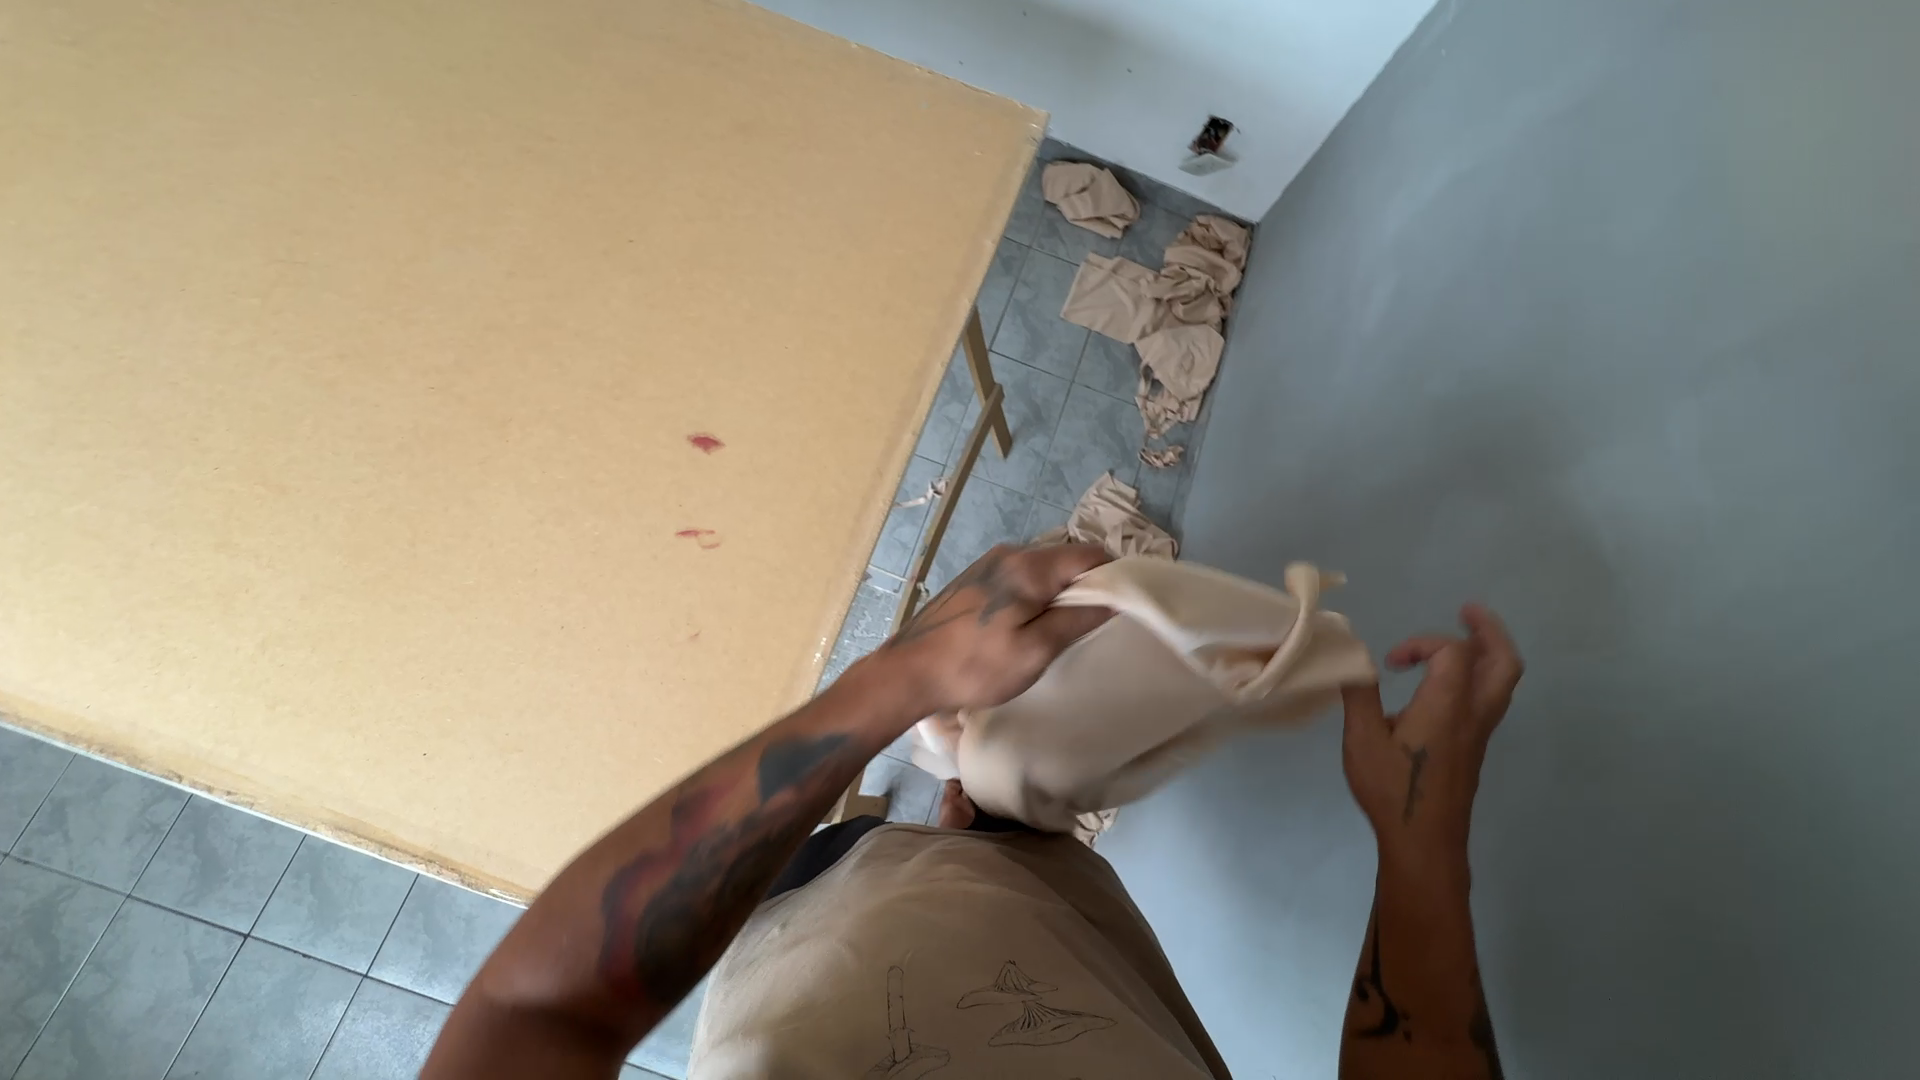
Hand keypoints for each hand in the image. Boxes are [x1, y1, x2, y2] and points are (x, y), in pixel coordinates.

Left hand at [866, 543, 1113, 714]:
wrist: (908, 673)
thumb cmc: (975, 666)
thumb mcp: (1035, 650)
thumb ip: (1076, 620)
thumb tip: (1113, 600)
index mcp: (1028, 565)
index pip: (1090, 554)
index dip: (1115, 576)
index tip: (1127, 605)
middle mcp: (1009, 554)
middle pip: (1065, 559)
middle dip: (1087, 586)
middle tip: (1096, 623)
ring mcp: (988, 565)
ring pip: (1042, 570)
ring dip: (1059, 593)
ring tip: (1064, 629)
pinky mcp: (974, 580)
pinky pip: (1019, 579)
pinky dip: (1035, 595)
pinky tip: (1031, 625)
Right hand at [1341, 604, 1522, 864]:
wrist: (1425, 842)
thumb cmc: (1392, 790)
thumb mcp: (1361, 740)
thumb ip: (1359, 694)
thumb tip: (1353, 657)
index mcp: (1447, 707)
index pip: (1452, 652)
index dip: (1420, 643)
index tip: (1388, 662)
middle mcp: (1473, 715)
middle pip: (1503, 663)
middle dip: (1488, 631)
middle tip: (1466, 610)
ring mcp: (1478, 732)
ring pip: (1502, 681)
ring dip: (1487, 651)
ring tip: (1462, 635)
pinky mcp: (1473, 746)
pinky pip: (1489, 697)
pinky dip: (1477, 674)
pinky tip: (1445, 681)